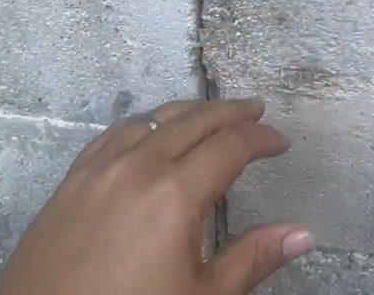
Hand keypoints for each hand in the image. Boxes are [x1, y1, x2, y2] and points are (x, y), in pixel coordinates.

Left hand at [0, 99, 311, 294]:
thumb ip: (252, 260)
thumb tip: (302, 233)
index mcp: (174, 194)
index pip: (230, 146)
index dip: (260, 140)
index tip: (281, 143)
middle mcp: (138, 166)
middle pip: (194, 120)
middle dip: (231, 112)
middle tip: (257, 112)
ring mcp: (100, 168)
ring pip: (155, 117)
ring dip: (190, 112)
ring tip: (213, 116)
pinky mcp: (71, 180)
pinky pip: (116, 132)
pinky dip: (147, 123)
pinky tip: (153, 132)